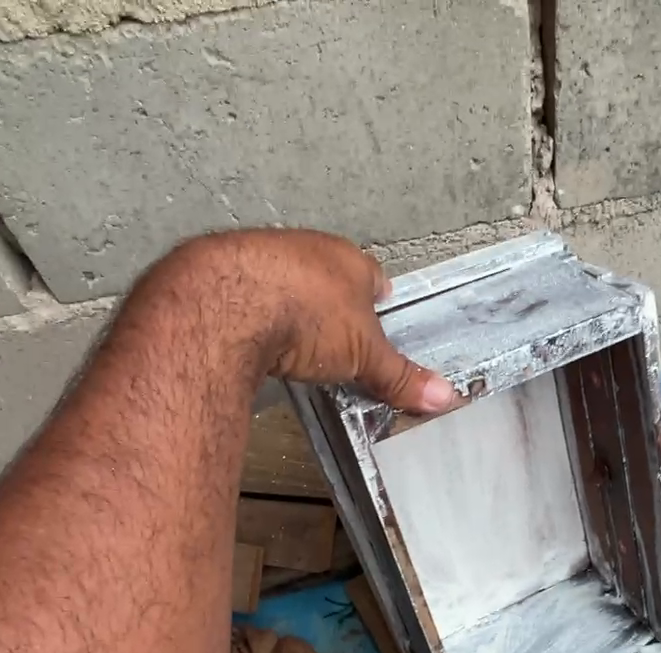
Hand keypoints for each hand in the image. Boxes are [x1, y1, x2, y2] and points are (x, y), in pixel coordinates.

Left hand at [129, 228, 455, 413]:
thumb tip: (440, 395)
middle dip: (329, 304)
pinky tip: (250, 338)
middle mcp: (304, 249)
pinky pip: (241, 292)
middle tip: (333, 337)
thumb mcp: (365, 355)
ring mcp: (259, 255)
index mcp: (348, 260)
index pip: (372, 277)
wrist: (226, 303)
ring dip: (286, 305)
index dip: (375, 301)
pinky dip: (248, 314)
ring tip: (289, 341)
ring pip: (281, 279)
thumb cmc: (299, 311)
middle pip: (325, 277)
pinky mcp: (219, 274)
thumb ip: (401, 376)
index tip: (376, 314)